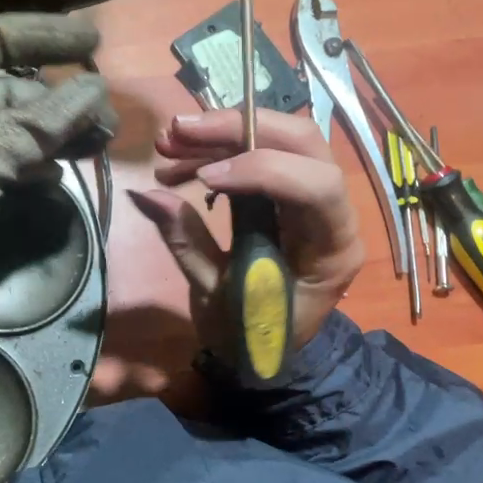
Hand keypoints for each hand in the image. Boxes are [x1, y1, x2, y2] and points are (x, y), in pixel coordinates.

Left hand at [0, 14, 115, 255]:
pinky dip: (31, 165)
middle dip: (62, 103)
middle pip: (14, 90)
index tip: (93, 44)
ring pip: (13, 130)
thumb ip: (47, 120)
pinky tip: (57, 176)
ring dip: (55, 136)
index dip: (47, 35)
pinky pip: (2, 162)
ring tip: (96, 146)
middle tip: (107, 123)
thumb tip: (97, 89)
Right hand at [131, 109, 366, 356]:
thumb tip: (147, 195)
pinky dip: (222, 150)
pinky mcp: (292, 195)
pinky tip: (181, 163)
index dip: (263, 170)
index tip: (206, 176)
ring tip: (168, 146)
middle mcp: (336, 215)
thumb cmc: (250, 335)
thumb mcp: (214, 298)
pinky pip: (264, 157)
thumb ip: (187, 243)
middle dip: (239, 127)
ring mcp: (316, 201)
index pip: (316, 188)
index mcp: (330, 251)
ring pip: (282, 141)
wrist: (270, 355)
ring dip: (223, 134)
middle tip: (178, 131)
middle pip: (303, 143)